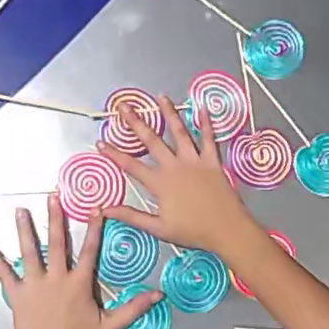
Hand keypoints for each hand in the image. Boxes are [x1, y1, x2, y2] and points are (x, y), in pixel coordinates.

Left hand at [0, 194, 162, 328]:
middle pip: (57, 243)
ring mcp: (34, 285)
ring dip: (25, 230)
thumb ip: (133, 308)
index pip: (90, 250)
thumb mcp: (110, 327)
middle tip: (53, 196)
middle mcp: (56, 278)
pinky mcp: (16, 295)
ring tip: (20, 210)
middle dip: (55, 218)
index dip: (95, 228)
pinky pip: (4, 274)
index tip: (96, 208)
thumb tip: (159, 294)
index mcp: (79, 284)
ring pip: (29, 252)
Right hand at [96, 95, 262, 256]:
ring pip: (179, 132)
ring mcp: (194, 161)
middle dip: (136, 122)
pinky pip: (208, 138)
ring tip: (160, 97)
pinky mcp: (213, 161)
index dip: (114, 153)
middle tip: (124, 107)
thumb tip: (105, 210)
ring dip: (169, 113)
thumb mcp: (158, 228)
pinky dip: (205, 123)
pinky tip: (202, 109)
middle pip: (151, 140)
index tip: (101, 142)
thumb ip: (132, 216)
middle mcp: (175, 167)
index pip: (130, 165)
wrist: (227, 229)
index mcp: (160, 183)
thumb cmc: (193, 231)